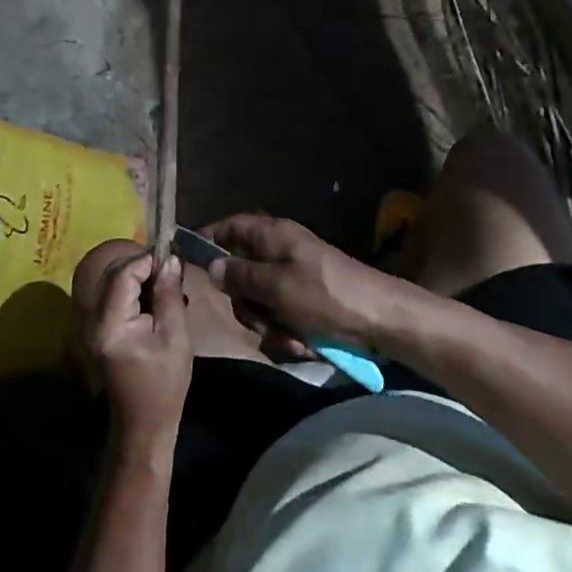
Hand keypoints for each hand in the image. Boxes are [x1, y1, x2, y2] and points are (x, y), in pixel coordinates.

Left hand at [81, 252, 192, 440]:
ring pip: (112, 284)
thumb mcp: (175, 336)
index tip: (172, 258)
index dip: (146, 260)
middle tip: (171, 270)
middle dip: (141, 266)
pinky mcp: (99, 330)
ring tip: (166, 284)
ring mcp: (92, 326)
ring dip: (138, 277)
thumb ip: (169, 294)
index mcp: (111, 324)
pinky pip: (113, 298)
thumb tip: (170, 259)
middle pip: (113, 275)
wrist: (144, 423)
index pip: (122, 275)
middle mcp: (94, 320)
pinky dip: (132, 291)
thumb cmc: (164, 383)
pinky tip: (154, 300)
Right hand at [205, 214, 411, 349]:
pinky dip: (290, 334)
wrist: (381, 320)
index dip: (209, 238)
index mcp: (273, 235)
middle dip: (248, 304)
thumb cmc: (327, 295)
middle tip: (262, 319)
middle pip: (240, 274)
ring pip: (260, 302)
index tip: (190, 259)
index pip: (230, 227)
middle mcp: (280, 252)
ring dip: (271, 326)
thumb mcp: (277, 286)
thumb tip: (211, 265)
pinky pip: (282, 318)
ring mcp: (294, 278)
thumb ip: (240, 276)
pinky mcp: (306, 302)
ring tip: (293, 338)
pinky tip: (306, 344)